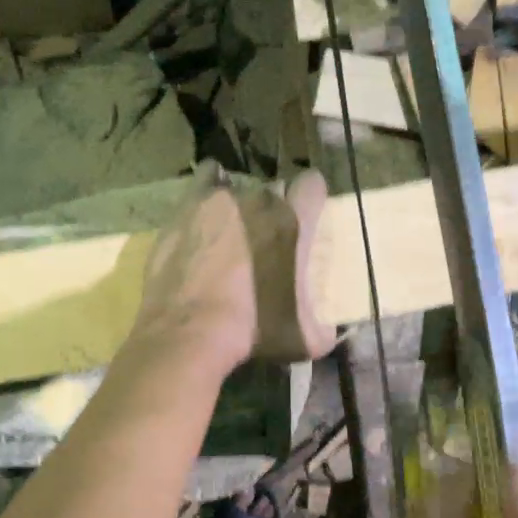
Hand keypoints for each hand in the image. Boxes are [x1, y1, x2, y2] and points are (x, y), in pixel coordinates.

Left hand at [130, 164, 336, 374]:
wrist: (189, 330)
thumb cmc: (253, 331)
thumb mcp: (305, 340)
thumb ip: (324, 328)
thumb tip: (330, 330)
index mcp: (295, 222)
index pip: (312, 183)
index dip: (309, 197)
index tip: (304, 214)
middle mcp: (259, 200)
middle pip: (272, 190)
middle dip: (271, 210)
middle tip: (263, 240)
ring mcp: (221, 199)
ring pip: (238, 186)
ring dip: (239, 205)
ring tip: (230, 230)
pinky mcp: (188, 205)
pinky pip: (206, 177)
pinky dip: (210, 184)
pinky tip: (206, 204)